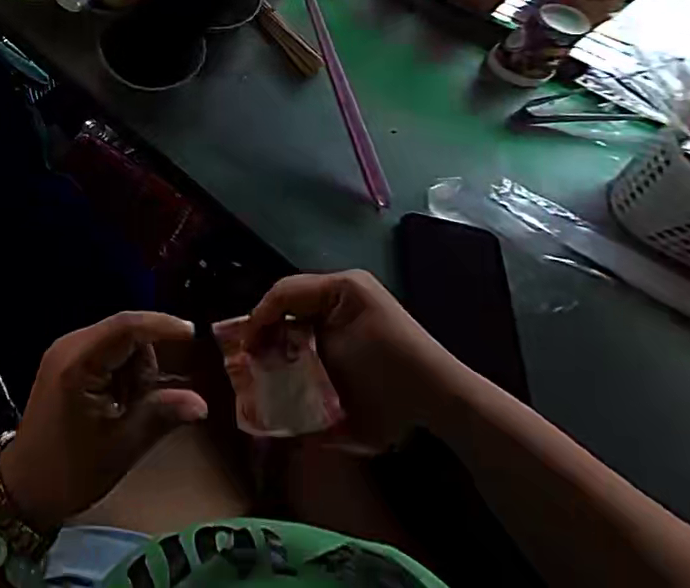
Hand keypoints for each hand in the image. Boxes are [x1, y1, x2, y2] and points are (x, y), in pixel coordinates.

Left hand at [0, 312, 207, 529]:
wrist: (23, 489)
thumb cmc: (69, 471)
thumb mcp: (121, 446)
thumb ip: (161, 415)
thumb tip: (201, 403)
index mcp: (77, 363)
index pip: (127, 327)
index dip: (162, 325)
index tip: (194, 333)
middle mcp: (69, 346)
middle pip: (125, 332)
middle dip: (146, 362)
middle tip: (146, 402)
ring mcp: (65, 351)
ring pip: (120, 342)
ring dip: (135, 369)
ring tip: (127, 410)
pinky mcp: (66, 360)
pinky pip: (107, 351)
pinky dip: (122, 372)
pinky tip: (119, 403)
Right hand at [243, 271, 461, 449]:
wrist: (447, 400)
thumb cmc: (389, 386)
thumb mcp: (337, 379)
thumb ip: (295, 382)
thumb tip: (262, 399)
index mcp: (341, 288)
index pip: (284, 293)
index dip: (258, 319)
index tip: (243, 350)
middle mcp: (348, 288)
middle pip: (293, 301)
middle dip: (270, 330)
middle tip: (252, 359)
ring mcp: (358, 302)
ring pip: (306, 314)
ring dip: (287, 338)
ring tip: (270, 366)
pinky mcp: (364, 321)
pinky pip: (323, 325)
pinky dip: (306, 345)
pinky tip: (299, 369)